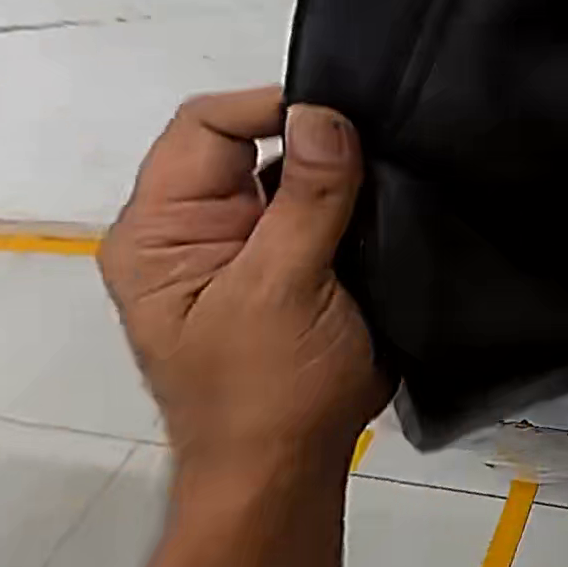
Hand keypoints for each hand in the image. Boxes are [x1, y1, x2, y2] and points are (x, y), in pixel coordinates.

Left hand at [98, 87, 391, 478]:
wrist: (295, 459)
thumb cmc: (269, 385)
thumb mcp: (280, 288)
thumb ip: (303, 202)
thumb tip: (325, 115)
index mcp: (166, 230)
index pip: (206, 130)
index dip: (271, 107)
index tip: (348, 112)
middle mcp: (207, 227)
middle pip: (254, 146)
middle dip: (318, 135)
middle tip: (387, 136)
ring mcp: (259, 246)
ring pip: (301, 176)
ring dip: (348, 168)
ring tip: (401, 163)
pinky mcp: (307, 263)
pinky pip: (333, 211)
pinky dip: (364, 199)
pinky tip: (399, 198)